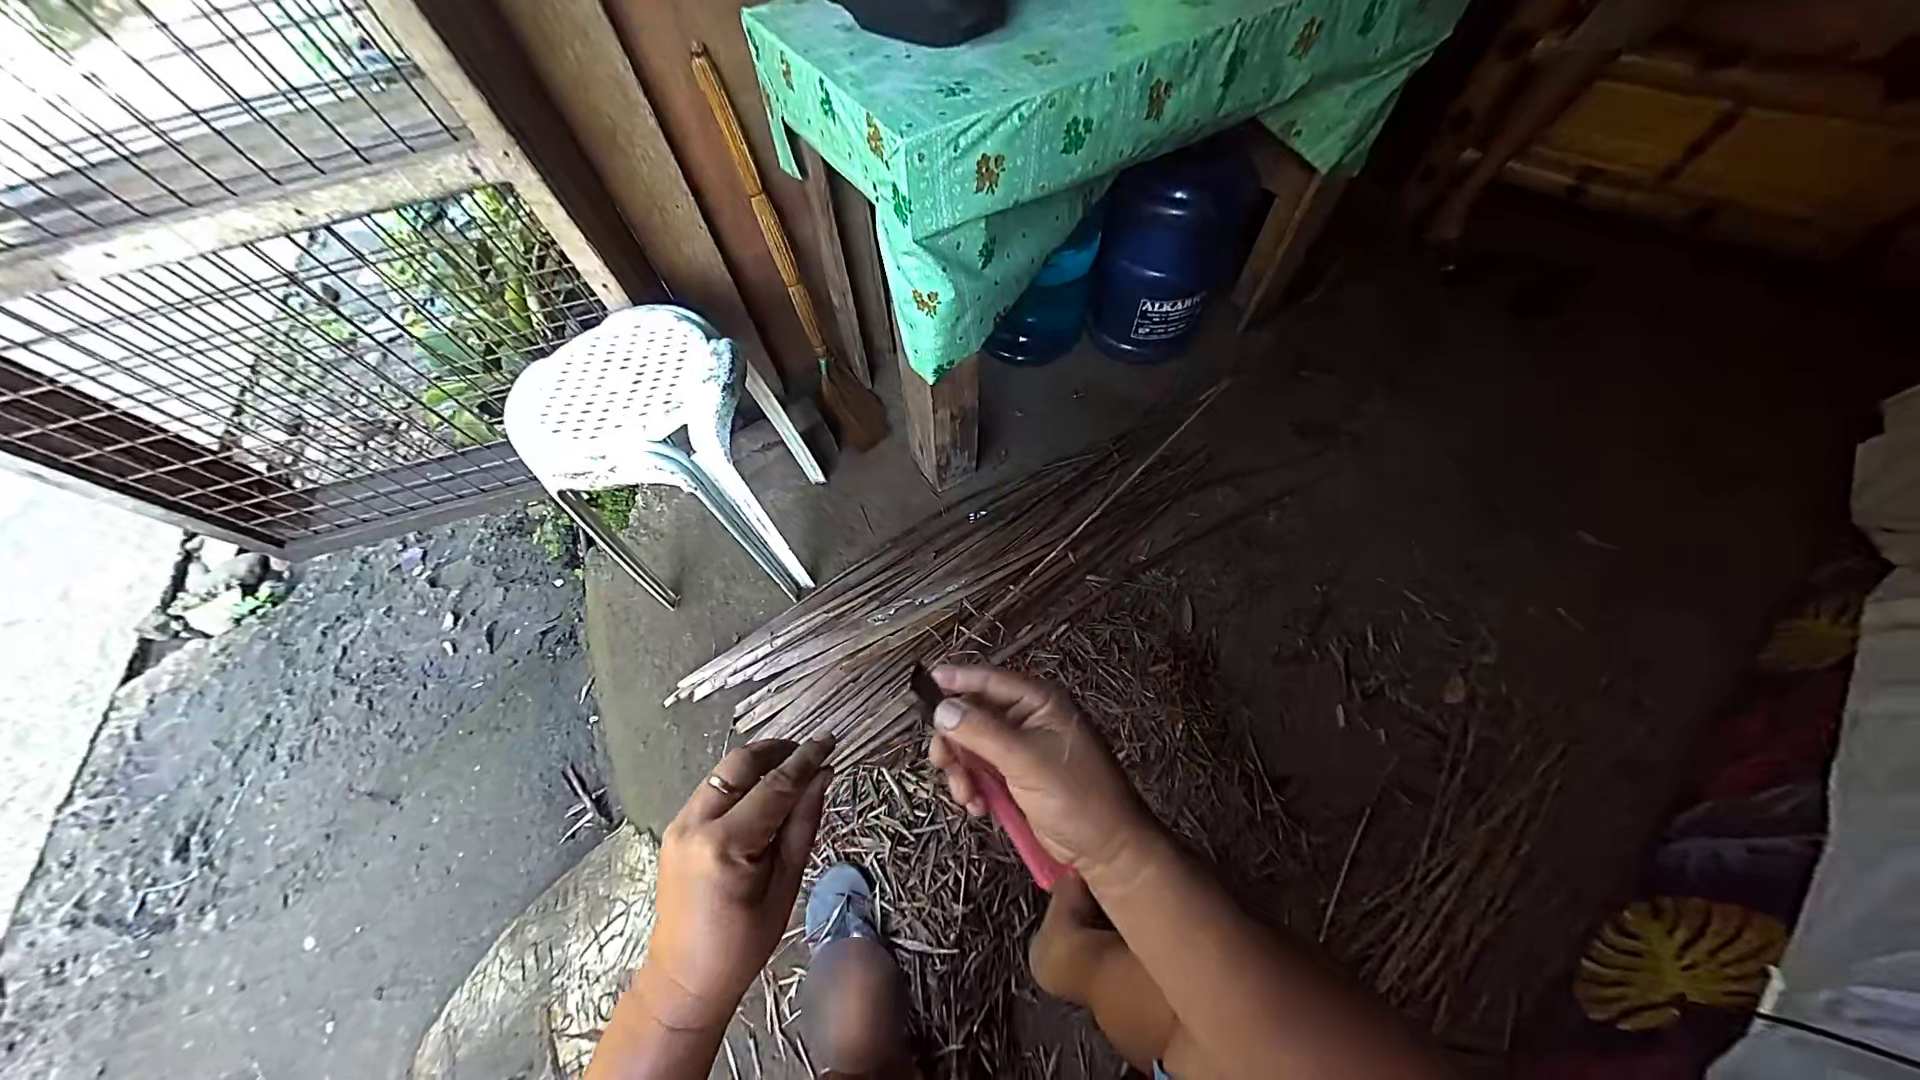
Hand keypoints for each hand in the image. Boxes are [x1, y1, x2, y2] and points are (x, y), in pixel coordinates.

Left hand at [636, 736, 833, 1031]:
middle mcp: (694, 824)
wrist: (683, 980)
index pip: (775, 785)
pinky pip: (713, 788)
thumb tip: (822, 776)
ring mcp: (679, 824)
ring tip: (792, 768)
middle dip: (778, 750)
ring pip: (724, 770)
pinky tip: (765, 791)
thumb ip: (803, 823)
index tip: (829, 740)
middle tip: (809, 752)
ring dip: (760, 762)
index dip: (806, 759)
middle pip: (741, 763)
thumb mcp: (785, 884)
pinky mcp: (675, 828)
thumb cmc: (742, 944)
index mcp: (725, 845)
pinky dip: (742, 780)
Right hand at [926, 665, 1156, 878]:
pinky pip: (979, 771)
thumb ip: (981, 733)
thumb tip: (942, 708)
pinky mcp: (1015, 776)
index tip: (928, 680)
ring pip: (971, 746)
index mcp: (1038, 702)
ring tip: (967, 796)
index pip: (991, 681)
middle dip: (955, 741)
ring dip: (962, 770)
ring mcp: (1020, 749)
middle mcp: (1027, 719)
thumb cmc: (1076, 795)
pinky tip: (978, 806)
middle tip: (943, 763)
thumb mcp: (1026, 760)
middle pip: (973, 715)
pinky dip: (972, 786)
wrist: (1105, 848)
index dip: (958, 679)